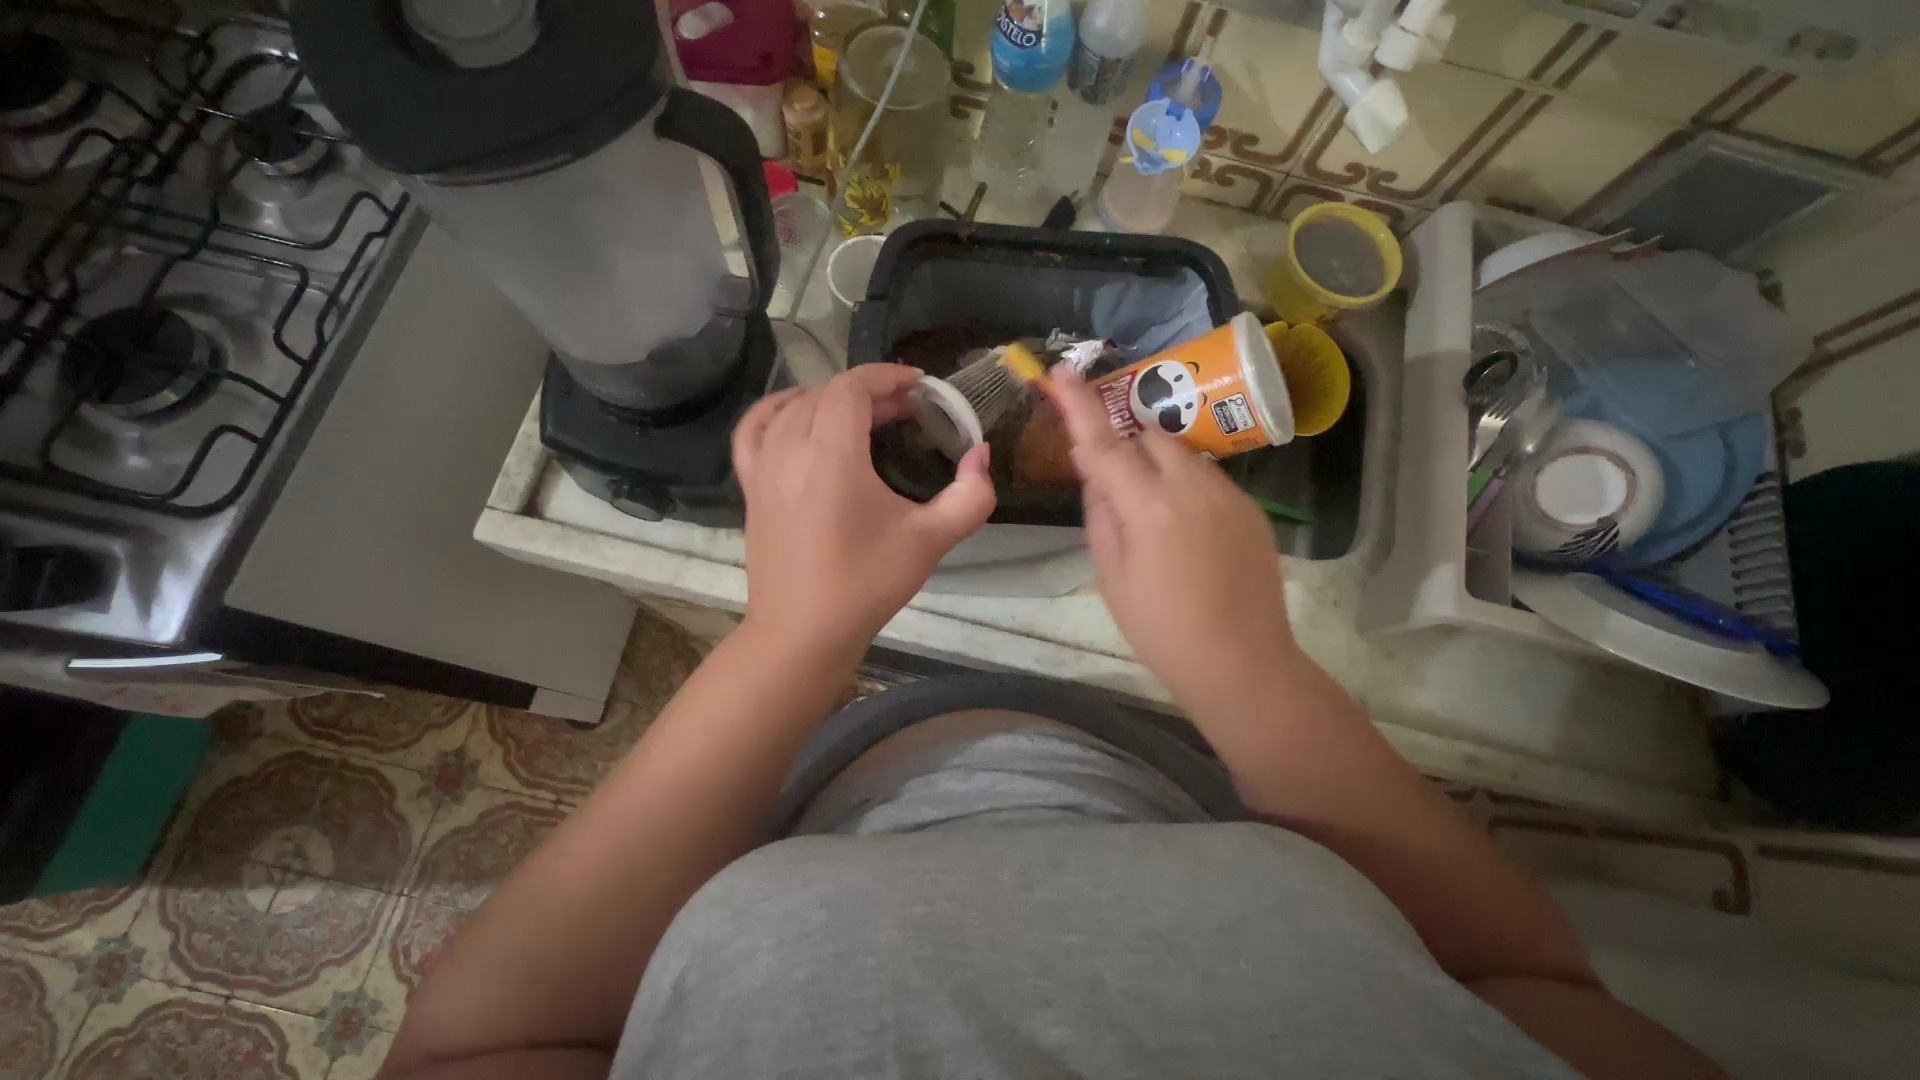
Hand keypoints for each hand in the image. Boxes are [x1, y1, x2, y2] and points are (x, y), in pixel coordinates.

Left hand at [732, 364, 995, 652]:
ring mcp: (762, 469)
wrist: (802, 633)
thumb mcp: (930, 540)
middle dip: (867, 392)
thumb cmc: (866, 584)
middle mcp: (789, 450)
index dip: (886, 377)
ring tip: (859, 416)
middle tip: (904, 411)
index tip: (919, 387)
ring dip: (827, 400)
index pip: (852, 388)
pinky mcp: (751, 489)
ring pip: (790, 407)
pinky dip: (775, 413)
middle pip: (825, 394)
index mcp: (831, 455)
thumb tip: (981, 456)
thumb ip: (969, 495)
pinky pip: (753, 432)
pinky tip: (793, 418)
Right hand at [1042, 364, 1297, 709]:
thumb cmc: (1162, 629)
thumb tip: (1096, 473)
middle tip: (1115, 487)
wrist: (1242, 662)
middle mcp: (1193, 488)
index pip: (1105, 444)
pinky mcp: (1251, 509)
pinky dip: (1187, 490)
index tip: (1062, 370)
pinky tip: (1188, 537)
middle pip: (1150, 436)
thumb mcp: (1111, 576)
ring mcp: (1229, 495)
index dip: (1080, 406)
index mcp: (1149, 508)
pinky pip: (1208, 480)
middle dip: (1127, 447)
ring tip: (1155, 521)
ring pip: (1182, 456)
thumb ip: (1100, 514)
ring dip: (1159, 469)